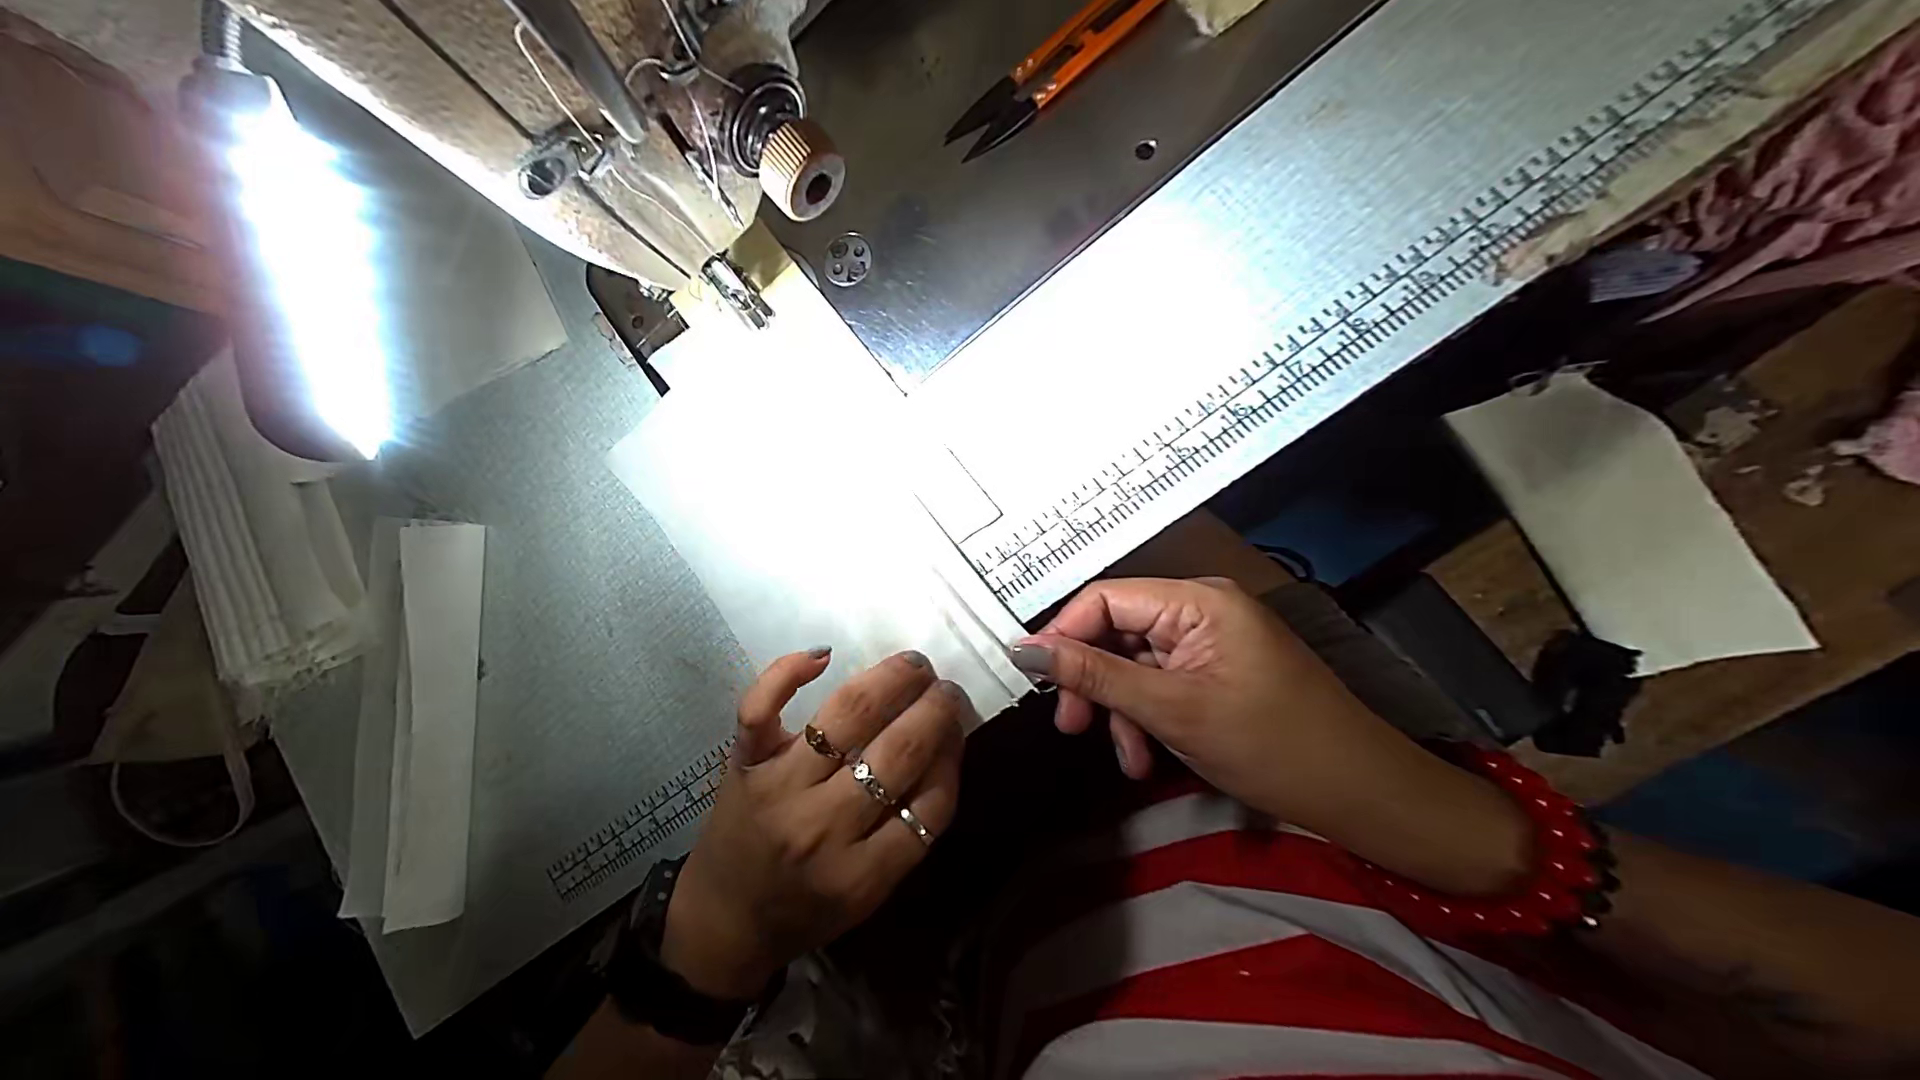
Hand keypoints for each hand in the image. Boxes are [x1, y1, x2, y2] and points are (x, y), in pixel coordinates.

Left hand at [660, 649, 970, 998]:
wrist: (722, 920)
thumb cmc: (805, 906)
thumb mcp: (869, 891)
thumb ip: (910, 829)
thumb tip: (945, 746)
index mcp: (861, 873)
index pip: (931, 803)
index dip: (953, 755)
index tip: (960, 726)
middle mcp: (822, 827)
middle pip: (897, 751)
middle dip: (935, 709)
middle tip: (947, 689)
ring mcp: (779, 787)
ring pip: (847, 715)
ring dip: (891, 680)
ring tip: (913, 665)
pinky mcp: (744, 762)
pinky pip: (762, 707)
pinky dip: (788, 672)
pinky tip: (824, 654)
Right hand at [1017, 577, 1531, 894]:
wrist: (1363, 795)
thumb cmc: (1274, 746)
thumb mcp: (1172, 710)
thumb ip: (1095, 675)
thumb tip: (1027, 649)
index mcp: (1197, 599)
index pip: (1105, 598)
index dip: (1063, 635)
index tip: (1035, 679)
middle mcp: (1201, 609)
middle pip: (1118, 631)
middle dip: (1094, 682)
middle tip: (1074, 727)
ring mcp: (1210, 640)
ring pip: (1135, 664)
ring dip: (1122, 710)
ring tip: (1130, 758)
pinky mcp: (1216, 669)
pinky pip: (1161, 682)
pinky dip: (1147, 716)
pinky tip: (1149, 756)